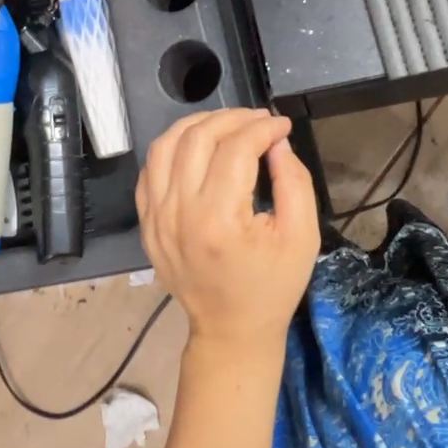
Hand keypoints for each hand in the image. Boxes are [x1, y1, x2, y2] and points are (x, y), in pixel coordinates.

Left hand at [135, 109, 320, 350]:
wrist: (230, 329)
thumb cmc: (272, 286)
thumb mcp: (301, 236)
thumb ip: (294, 181)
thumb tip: (276, 141)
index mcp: (219, 220)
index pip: (236, 149)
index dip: (261, 128)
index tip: (281, 125)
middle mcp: (179, 212)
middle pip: (197, 138)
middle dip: (232, 119)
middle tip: (258, 120)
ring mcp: (155, 217)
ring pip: (165, 145)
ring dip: (197, 125)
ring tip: (227, 124)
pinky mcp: (146, 222)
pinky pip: (150, 169)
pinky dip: (172, 148)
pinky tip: (197, 148)